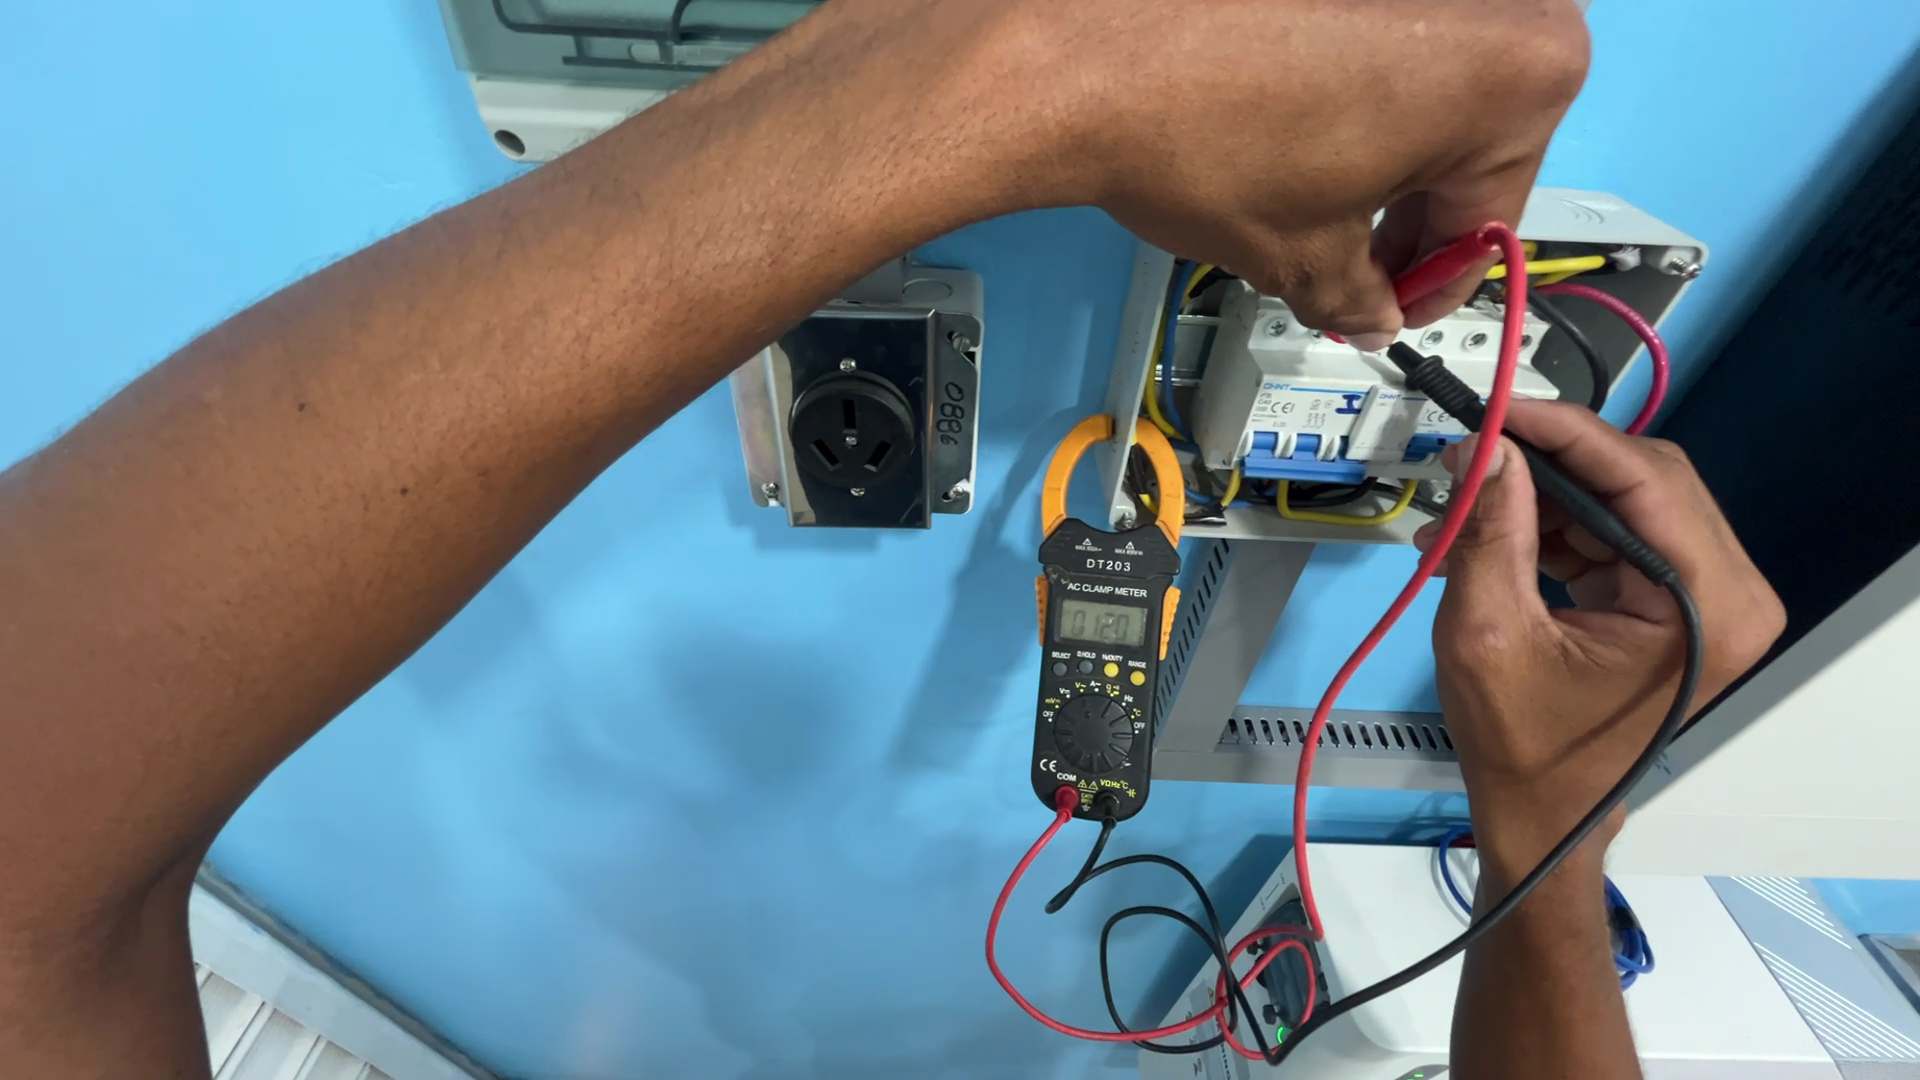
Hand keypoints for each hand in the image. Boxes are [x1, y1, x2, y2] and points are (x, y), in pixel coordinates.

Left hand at [953, 0, 1590, 343]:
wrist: (1103, 64)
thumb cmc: (1215, 156)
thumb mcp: (1299, 255)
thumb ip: (1354, 298)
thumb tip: (1371, 321)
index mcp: (1522, 79)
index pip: (1487, 223)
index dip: (1430, 289)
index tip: (1387, 316)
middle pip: (1465, 155)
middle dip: (1399, 232)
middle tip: (1343, 282)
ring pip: (1423, 107)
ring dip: (1374, 178)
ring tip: (1304, 223)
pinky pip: (1381, 58)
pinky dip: (1350, 117)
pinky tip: (1292, 151)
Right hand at [1413, 402, 1784, 883]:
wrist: (1539, 811)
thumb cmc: (1517, 738)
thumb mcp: (1484, 630)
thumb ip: (1486, 534)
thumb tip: (1482, 451)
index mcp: (1707, 604)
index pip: (1643, 478)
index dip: (1563, 432)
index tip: (1490, 410)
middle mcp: (1723, 592)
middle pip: (1638, 482)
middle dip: (1544, 463)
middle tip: (1466, 457)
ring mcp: (1694, 598)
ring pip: (1613, 505)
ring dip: (1528, 499)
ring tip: (1453, 514)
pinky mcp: (1658, 604)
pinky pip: (1599, 538)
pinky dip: (1534, 531)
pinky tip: (1473, 542)